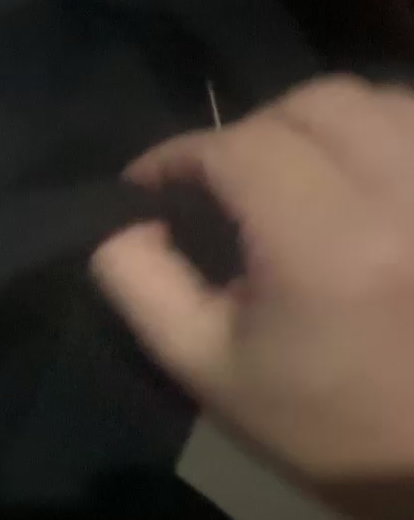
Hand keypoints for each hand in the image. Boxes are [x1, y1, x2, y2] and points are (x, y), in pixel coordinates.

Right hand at [92, 76, 413, 490]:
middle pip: (325, 104)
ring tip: (286, 175)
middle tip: (215, 177)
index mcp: (334, 248)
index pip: (243, 148)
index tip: (144, 185)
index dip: (176, 154)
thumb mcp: (193, 357)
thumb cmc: (316, 417)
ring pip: (395, 102)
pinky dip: (384, 137)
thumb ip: (137, 278)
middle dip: (249, 130)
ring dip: (321, 126)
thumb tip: (132, 221)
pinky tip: (355, 180)